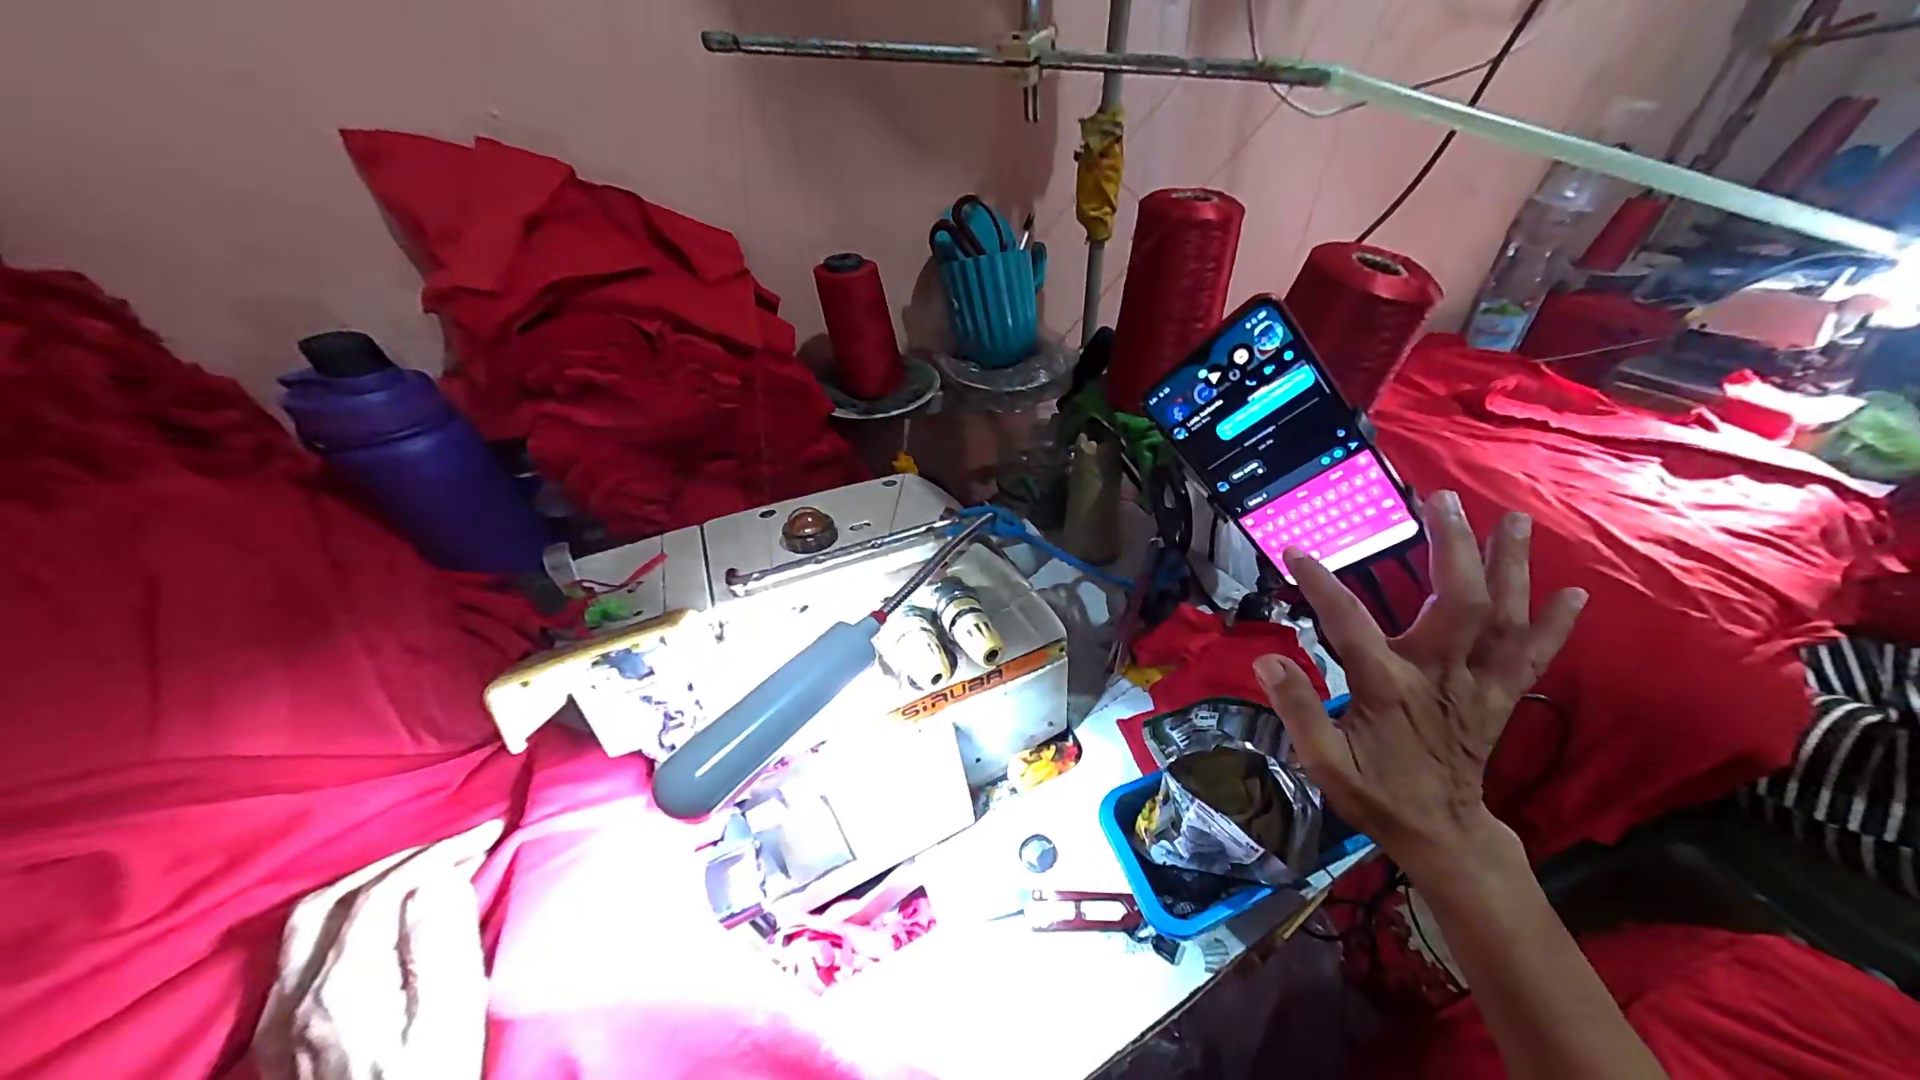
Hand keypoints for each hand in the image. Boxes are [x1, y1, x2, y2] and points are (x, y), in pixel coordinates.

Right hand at [1254, 490, 1586, 878]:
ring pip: (1503, 618)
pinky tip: (1571, 591)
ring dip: (1510, 568)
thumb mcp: (1322, 762)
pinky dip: (1555, 623)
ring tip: (1513, 522)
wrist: (1441, 832)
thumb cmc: (1375, 793)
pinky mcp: (1502, 697)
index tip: (1297, 551)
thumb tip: (1268, 659)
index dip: (1321, 584)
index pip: (1350, 624)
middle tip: (1443, 501)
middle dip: (1452, 547)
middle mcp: (1441, 677)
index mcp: (1389, 690)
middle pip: (1456, 603)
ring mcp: (1479, 685)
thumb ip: (1296, 710)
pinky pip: (1534, 655)